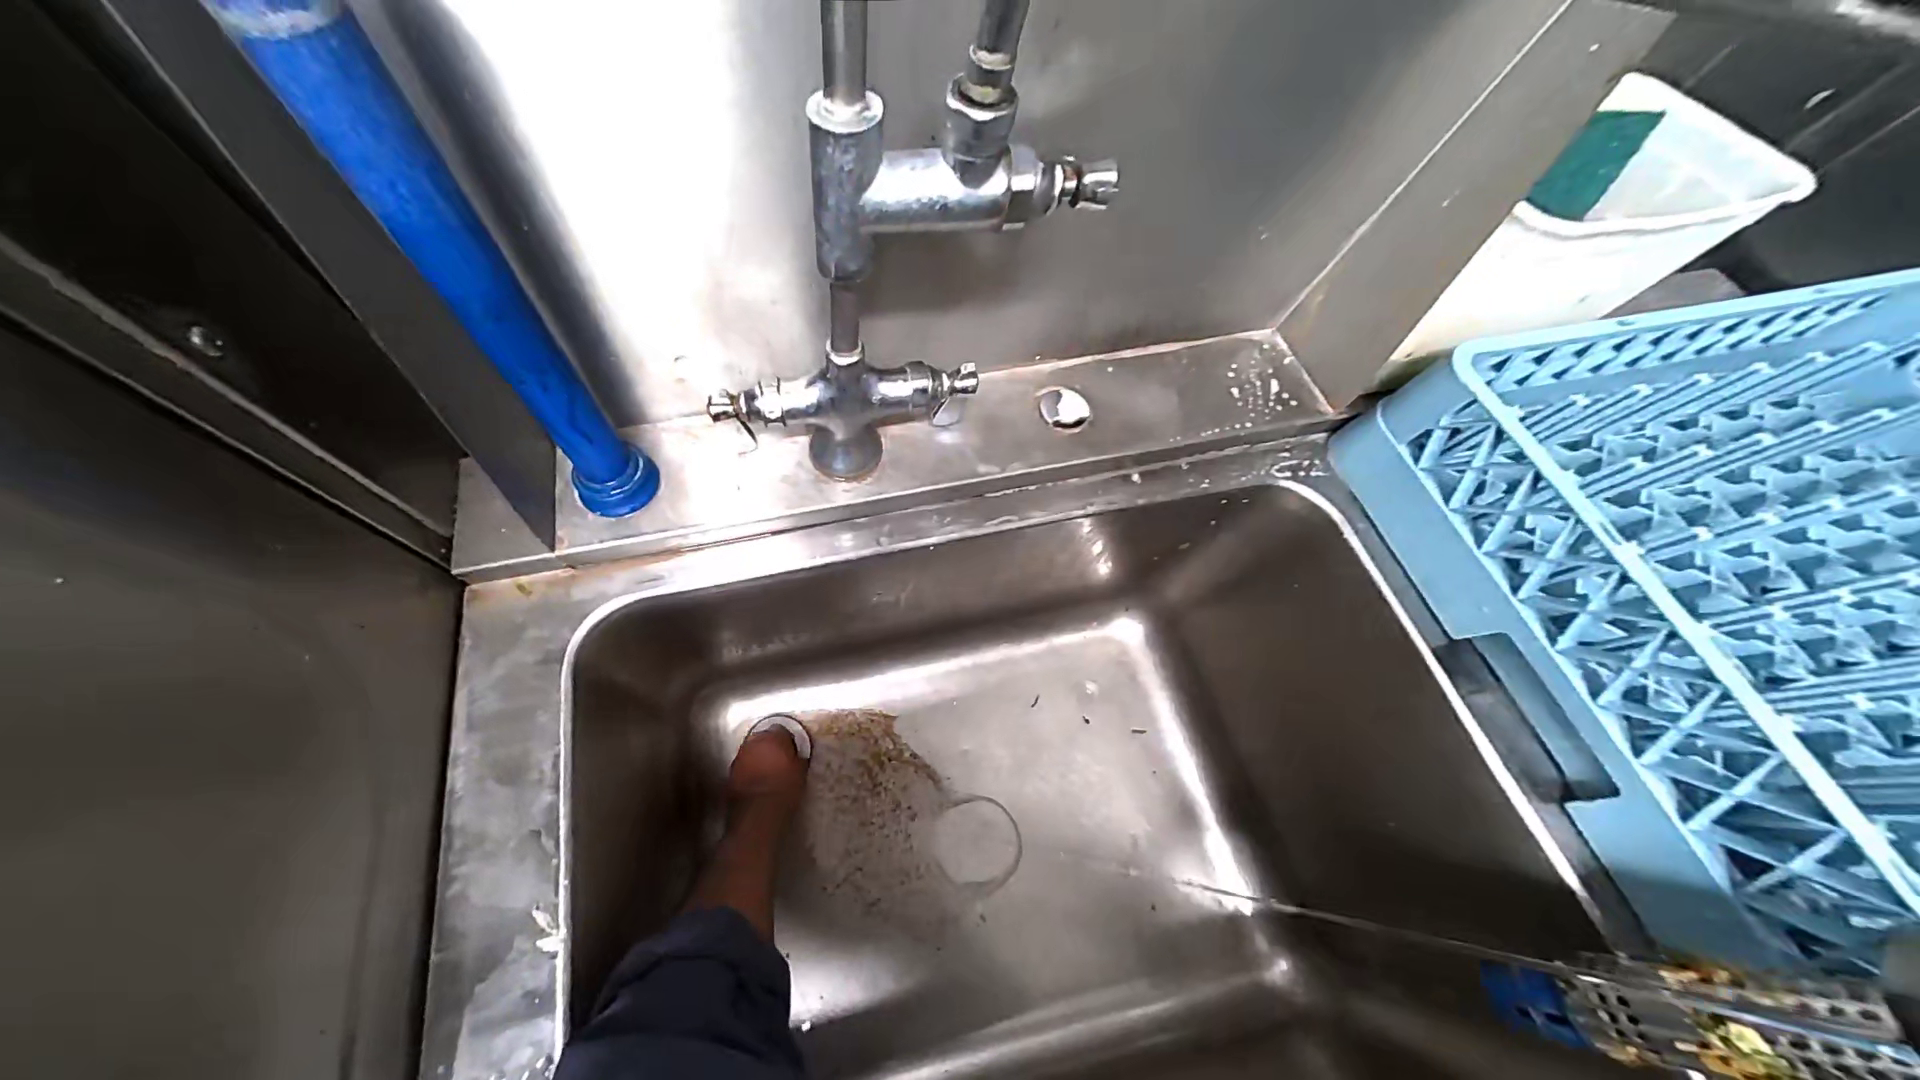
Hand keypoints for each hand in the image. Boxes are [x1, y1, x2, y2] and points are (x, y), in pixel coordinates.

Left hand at [727, 728, 807, 811]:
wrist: (758, 816)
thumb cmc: (784, 792)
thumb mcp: (800, 773)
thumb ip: (797, 758)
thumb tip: (797, 756)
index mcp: (773, 738)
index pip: (781, 729)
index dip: (788, 739)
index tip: (792, 748)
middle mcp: (753, 743)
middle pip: (762, 736)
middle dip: (770, 744)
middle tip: (780, 756)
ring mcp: (739, 758)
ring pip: (750, 750)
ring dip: (758, 756)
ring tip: (767, 768)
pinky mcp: (730, 774)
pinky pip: (742, 765)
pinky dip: (749, 769)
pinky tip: (756, 779)